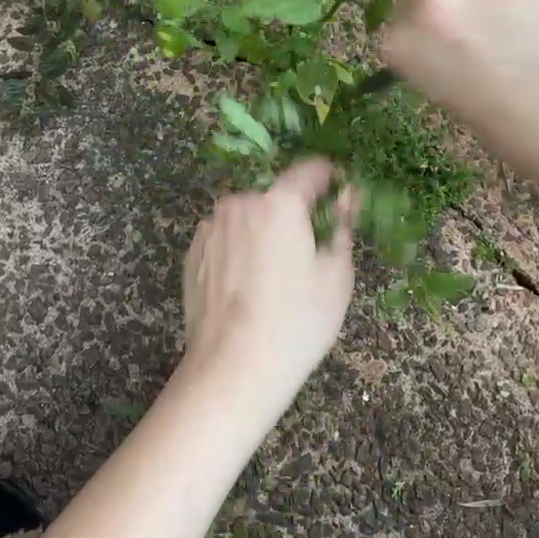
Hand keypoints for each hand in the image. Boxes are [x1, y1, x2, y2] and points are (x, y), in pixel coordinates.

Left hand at [181, 159, 355, 412]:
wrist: (232, 367)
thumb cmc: (295, 323)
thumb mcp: (337, 276)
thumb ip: (342, 226)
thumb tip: (346, 197)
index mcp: (279, 203)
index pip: (310, 170)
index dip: (330, 178)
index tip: (340, 194)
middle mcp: (240, 203)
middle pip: (275, 197)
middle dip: (293, 214)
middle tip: (308, 252)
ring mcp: (211, 227)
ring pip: (248, 218)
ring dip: (263, 232)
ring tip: (274, 278)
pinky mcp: (192, 252)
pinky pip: (225, 239)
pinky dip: (238, 250)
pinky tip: (247, 287)